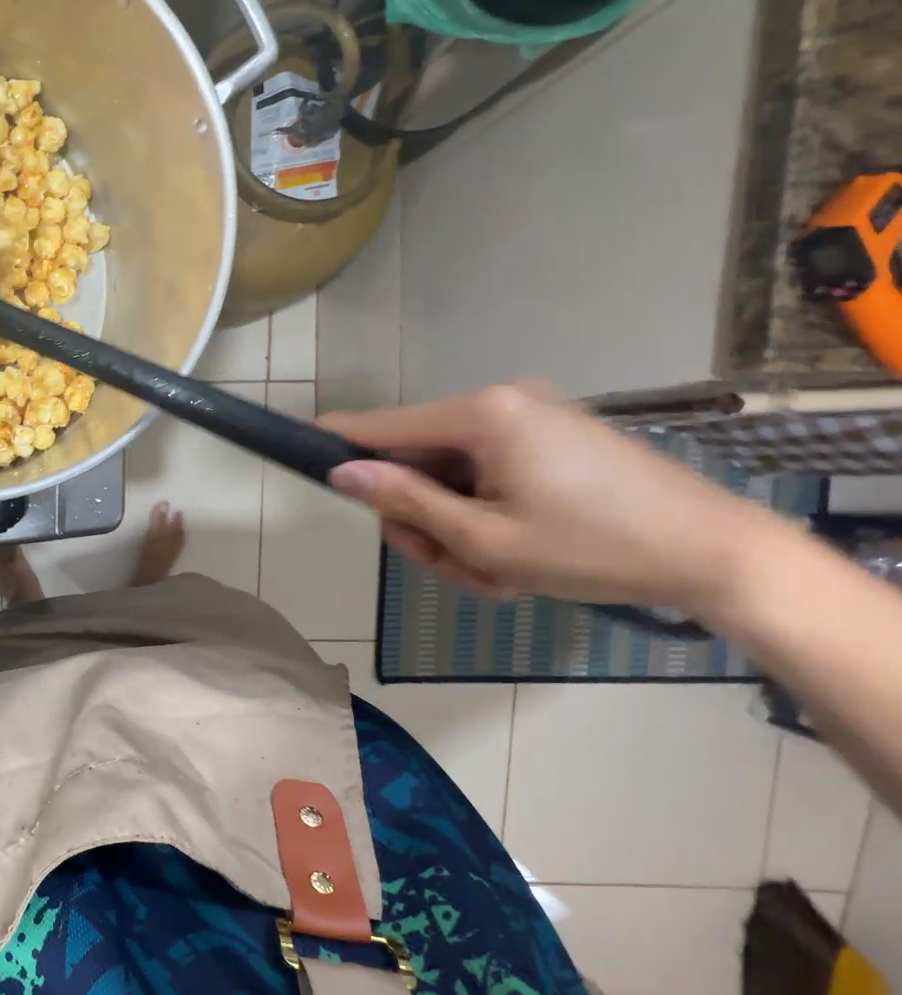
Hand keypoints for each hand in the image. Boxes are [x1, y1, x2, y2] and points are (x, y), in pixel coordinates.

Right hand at [318, 385, 790, 612]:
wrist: (714, 554)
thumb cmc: (591, 547)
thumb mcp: (482, 537)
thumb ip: (405, 501)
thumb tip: (343, 472)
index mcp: (481, 416)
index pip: (382, 425)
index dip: (335, 442)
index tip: (292, 447)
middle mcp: (502, 405)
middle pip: (416, 461)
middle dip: (419, 520)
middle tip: (450, 567)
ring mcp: (532, 421)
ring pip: (451, 478)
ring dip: (455, 530)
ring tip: (492, 576)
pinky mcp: (554, 441)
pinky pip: (488, 478)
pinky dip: (485, 519)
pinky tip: (513, 559)